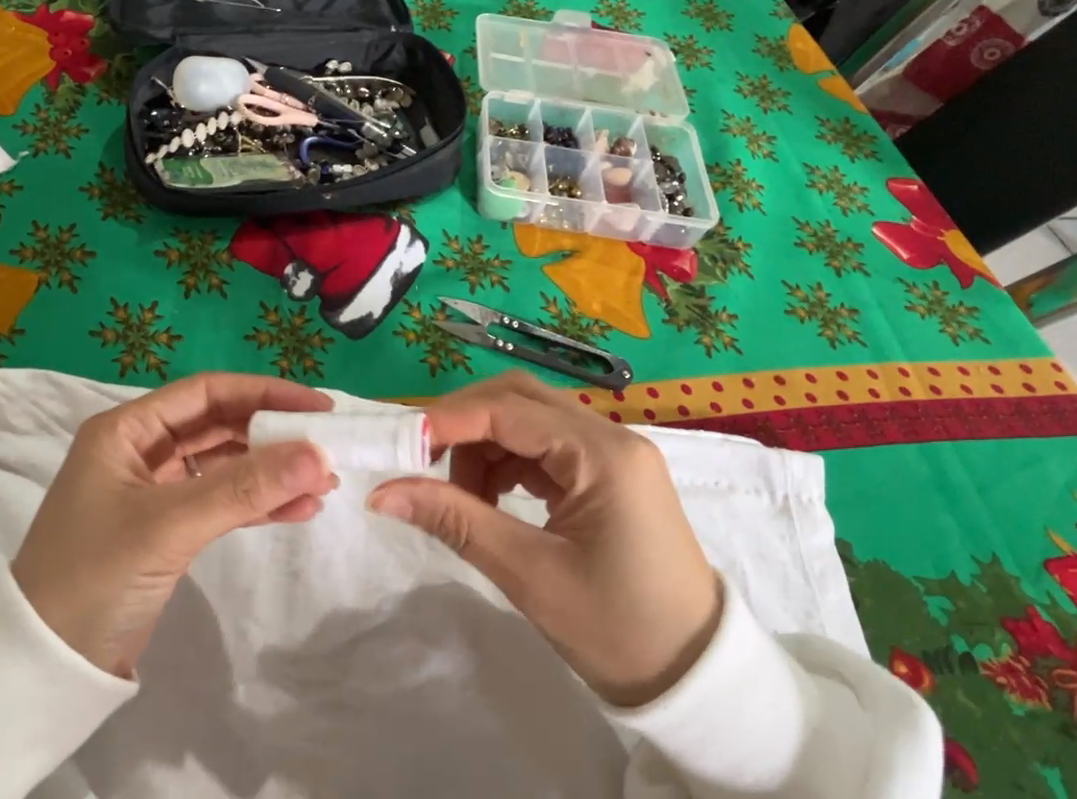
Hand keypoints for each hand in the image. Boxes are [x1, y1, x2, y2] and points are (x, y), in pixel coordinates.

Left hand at [13, 373, 338, 678]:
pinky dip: (258, 504)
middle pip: (219, 425)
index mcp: (126, 430)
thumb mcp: (169, 526)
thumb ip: (243, 489)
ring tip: (324, 485)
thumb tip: (317, 454)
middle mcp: (140, 450)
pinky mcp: (166, 528)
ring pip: (225, 466)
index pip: (206, 393)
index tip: (319, 406)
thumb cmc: (95, 576)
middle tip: (328, 449)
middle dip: (274, 436)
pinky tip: (299, 510)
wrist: (46, 662)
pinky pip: (221, 502)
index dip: (265, 393)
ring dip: (272, 473)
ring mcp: (154, 491)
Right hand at [368, 372, 721, 706]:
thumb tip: (382, 492)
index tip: (398, 447)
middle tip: (420, 464)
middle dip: (463, 423)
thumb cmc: (618, 629)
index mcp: (603, 454)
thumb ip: (455, 520)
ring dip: (483, 444)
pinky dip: (506, 462)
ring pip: (528, 420)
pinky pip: (543, 447)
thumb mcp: (529, 574)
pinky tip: (488, 499)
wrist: (695, 677)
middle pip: (519, 398)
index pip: (508, 409)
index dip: (447, 420)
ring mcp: (612, 456)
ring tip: (459, 498)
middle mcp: (611, 438)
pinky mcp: (607, 477)